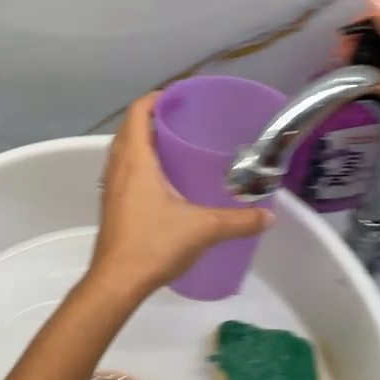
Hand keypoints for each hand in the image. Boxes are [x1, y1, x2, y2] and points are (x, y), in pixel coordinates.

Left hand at [89, 93, 272, 297]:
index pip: (139, 112)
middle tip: (185, 120)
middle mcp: (118, 168)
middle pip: (129, 129)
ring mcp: (111, 188)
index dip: (157, 98)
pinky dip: (139, 164)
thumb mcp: (203, 229)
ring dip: (143, 142)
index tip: (181, 97)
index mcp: (136, 161)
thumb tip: (268, 217)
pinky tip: (162, 180)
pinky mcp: (112, 206)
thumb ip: (238, 220)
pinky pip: (123, 172)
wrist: (117, 282)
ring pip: (123, 151)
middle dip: (153, 118)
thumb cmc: (154, 245)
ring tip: (175, 146)